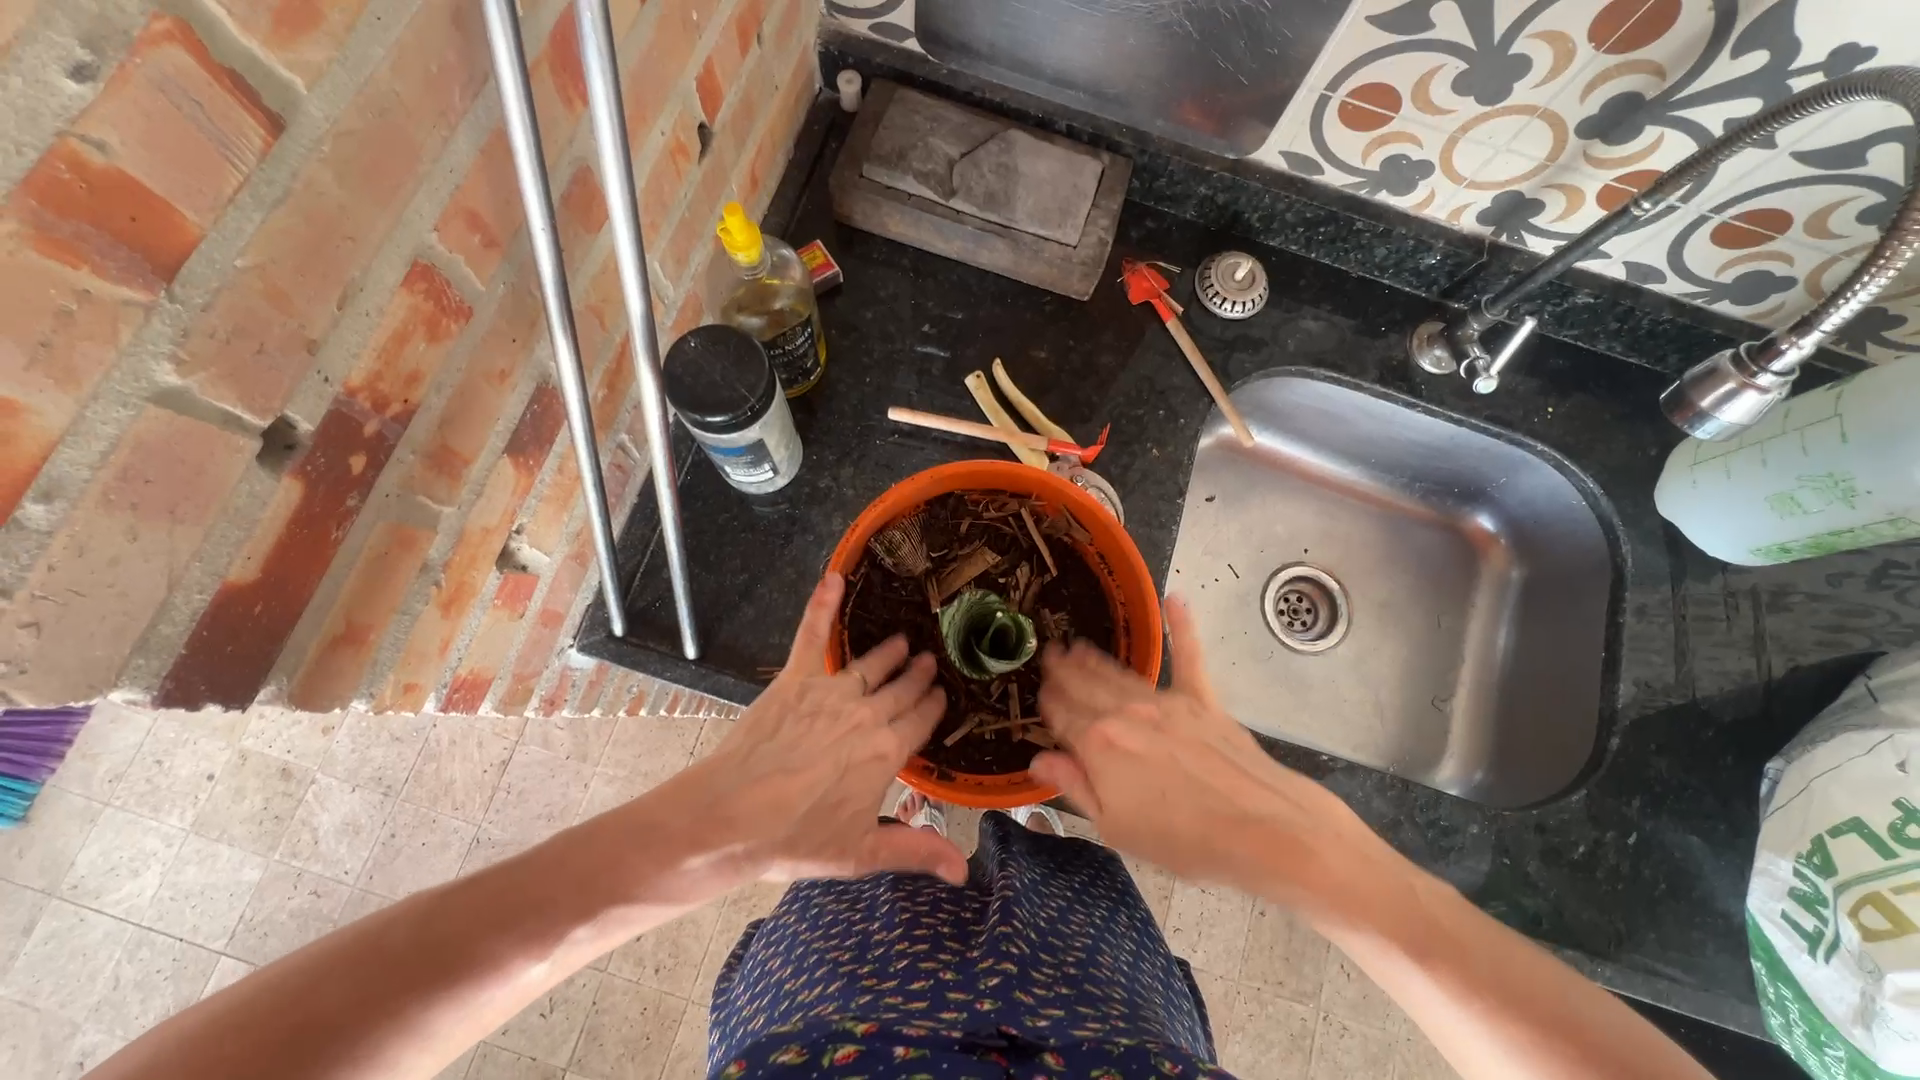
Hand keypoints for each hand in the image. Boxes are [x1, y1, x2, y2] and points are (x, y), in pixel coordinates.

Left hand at [690, 573, 966, 884]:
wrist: (731, 819)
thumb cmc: (796, 840)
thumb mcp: (861, 853)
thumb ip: (915, 851)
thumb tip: (964, 870)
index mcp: (887, 752)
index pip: (922, 721)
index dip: (934, 707)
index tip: (942, 697)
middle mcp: (867, 714)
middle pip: (902, 689)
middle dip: (919, 676)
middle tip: (930, 661)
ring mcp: (831, 691)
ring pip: (871, 664)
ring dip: (890, 651)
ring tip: (903, 641)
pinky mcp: (795, 680)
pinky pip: (813, 635)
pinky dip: (824, 604)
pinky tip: (834, 577)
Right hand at [1032, 598, 1404, 925]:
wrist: (1263, 831)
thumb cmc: (1183, 841)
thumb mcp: (1116, 827)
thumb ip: (1076, 787)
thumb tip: (1039, 759)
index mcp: (1098, 745)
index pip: (1062, 716)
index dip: (1048, 702)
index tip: (1039, 690)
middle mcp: (1126, 714)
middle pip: (1086, 687)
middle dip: (1065, 671)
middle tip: (1051, 655)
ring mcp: (1166, 703)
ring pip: (1120, 673)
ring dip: (1096, 658)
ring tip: (1079, 645)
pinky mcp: (1204, 700)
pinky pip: (1189, 657)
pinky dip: (1182, 627)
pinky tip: (1175, 600)